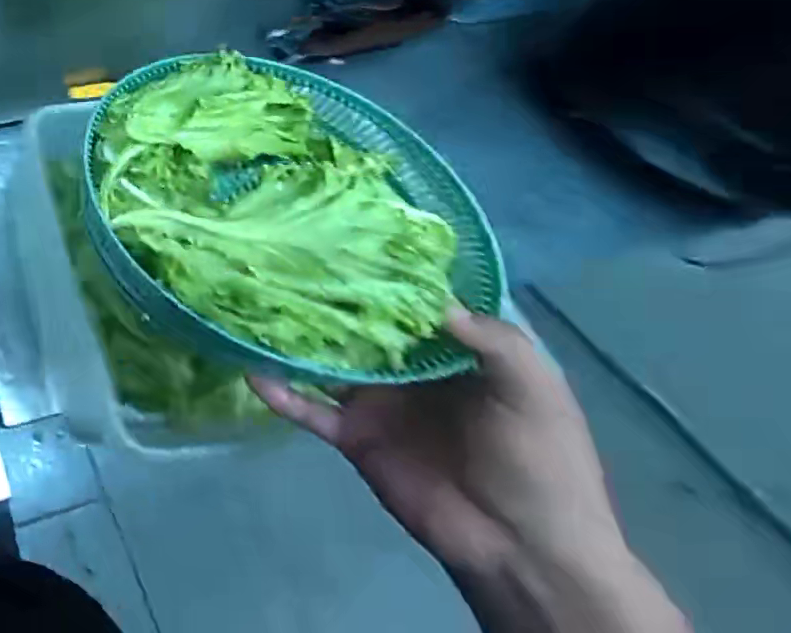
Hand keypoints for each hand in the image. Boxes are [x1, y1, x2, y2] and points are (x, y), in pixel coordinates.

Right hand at [250, 308, 689, 632]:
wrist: (523, 548)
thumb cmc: (539, 464)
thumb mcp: (536, 396)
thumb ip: (496, 344)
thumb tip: (432, 299)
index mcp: (445, 354)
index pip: (405, 305)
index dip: (379, 275)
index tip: (341, 241)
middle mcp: (403, 370)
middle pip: (354, 327)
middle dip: (322, 299)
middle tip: (276, 264)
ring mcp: (373, 402)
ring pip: (322, 362)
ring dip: (291, 341)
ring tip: (250, 309)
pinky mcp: (351, 434)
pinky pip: (307, 409)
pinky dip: (279, 393)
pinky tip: (251, 374)